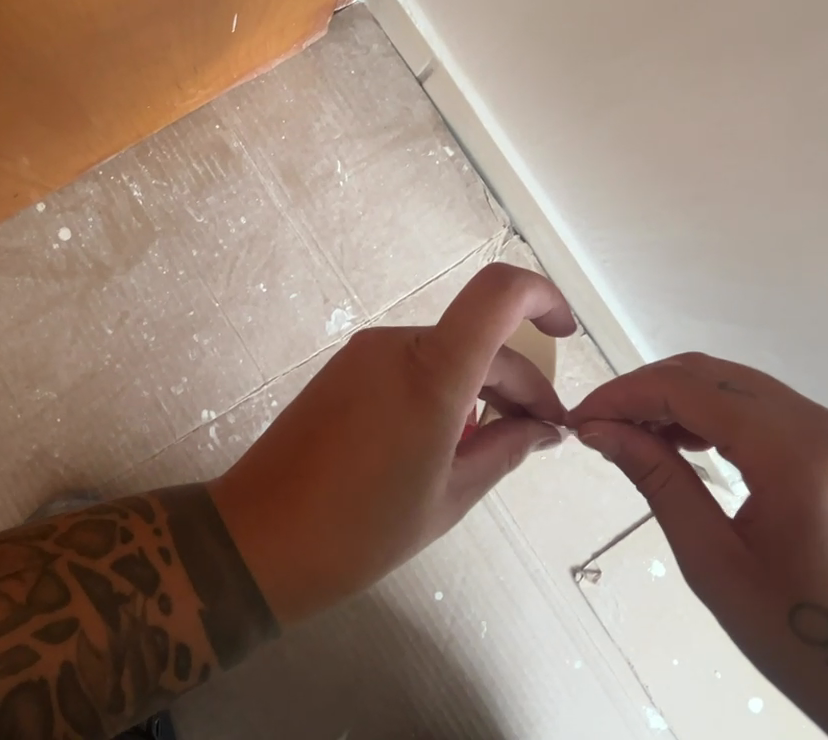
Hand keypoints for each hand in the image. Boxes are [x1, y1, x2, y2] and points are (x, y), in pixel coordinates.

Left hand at [208, 263, 576, 624]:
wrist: (262, 534)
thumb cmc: (362, 528)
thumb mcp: (450, 497)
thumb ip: (504, 450)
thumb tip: (544, 429)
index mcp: (431, 372)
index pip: (499, 293)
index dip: (543, 297)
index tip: (565, 334)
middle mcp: (396, 346)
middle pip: (478, 337)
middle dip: (518, 379)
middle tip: (537, 435)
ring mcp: (363, 353)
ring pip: (444, 352)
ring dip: (479, 385)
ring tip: (492, 443)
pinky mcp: (343, 368)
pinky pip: (409, 363)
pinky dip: (441, 386)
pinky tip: (444, 437)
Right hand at [570, 353, 827, 739]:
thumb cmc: (803, 643)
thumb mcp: (713, 562)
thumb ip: (656, 478)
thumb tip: (596, 427)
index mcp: (802, 456)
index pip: (691, 391)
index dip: (625, 395)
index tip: (578, 419)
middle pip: (716, 376)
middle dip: (647, 391)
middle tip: (598, 426)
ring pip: (740, 387)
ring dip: (678, 400)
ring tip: (633, 436)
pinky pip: (769, 411)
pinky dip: (716, 415)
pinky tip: (684, 444)